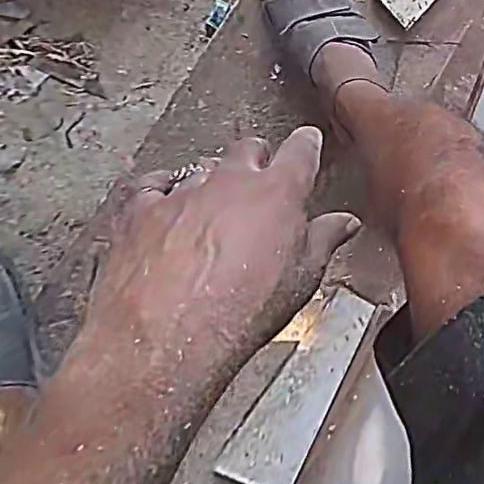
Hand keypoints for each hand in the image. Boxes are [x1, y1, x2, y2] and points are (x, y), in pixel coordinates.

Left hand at [84, 127, 361, 366]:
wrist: (164, 340)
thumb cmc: (238, 312)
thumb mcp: (302, 278)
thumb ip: (325, 239)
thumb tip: (344, 224)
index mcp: (277, 192)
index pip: (300, 151)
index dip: (307, 144)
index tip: (308, 142)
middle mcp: (230, 181)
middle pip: (247, 149)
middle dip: (257, 158)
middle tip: (261, 178)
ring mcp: (182, 192)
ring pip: (203, 169)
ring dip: (212, 182)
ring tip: (215, 209)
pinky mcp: (140, 211)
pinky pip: (152, 186)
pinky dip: (161, 191)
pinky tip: (164, 203)